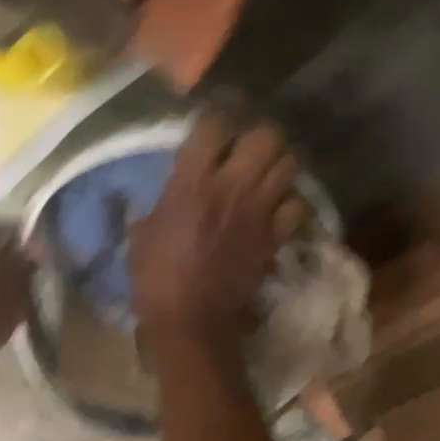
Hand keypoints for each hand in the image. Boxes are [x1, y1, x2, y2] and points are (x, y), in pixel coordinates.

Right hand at [129, 114, 307, 336]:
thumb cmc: (154, 280)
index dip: (215, 119)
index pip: (213, 125)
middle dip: (259, 135)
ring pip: (289, 163)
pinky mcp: (275, 236)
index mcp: (190, 183)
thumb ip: (157, 205)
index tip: (211, 125)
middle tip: (247, 147)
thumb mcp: (141, 237)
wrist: (189, 321)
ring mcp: (258, 211)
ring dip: (280, 163)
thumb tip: (162, 195)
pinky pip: (298, 204)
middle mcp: (230, 187)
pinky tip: (278, 207)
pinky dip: (291, 202)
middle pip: (266, 135)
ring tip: (267, 172)